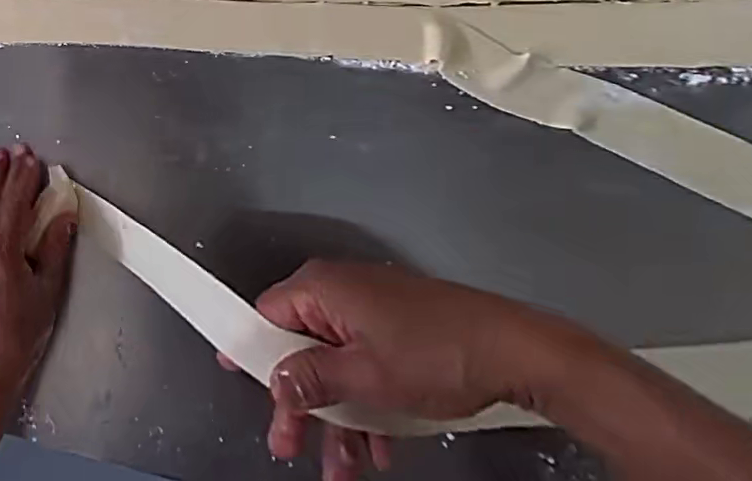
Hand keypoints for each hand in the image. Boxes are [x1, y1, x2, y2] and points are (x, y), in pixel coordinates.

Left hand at [0, 143, 76, 396]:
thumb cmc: (20, 332)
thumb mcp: (47, 290)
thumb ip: (54, 249)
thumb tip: (64, 217)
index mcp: (5, 249)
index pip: (19, 203)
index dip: (27, 178)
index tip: (35, 157)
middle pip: (1, 199)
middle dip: (12, 172)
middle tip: (19, 147)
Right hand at [229, 261, 557, 479]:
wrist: (512, 351)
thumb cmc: (437, 353)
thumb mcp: (367, 376)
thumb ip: (313, 378)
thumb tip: (276, 382)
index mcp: (322, 288)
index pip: (267, 314)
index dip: (252, 352)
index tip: (240, 381)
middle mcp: (338, 291)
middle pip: (299, 346)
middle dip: (299, 402)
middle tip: (290, 444)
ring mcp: (366, 308)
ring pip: (333, 363)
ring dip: (336, 416)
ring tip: (343, 467)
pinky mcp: (390, 326)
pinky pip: (360, 363)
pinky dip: (363, 403)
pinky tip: (377, 444)